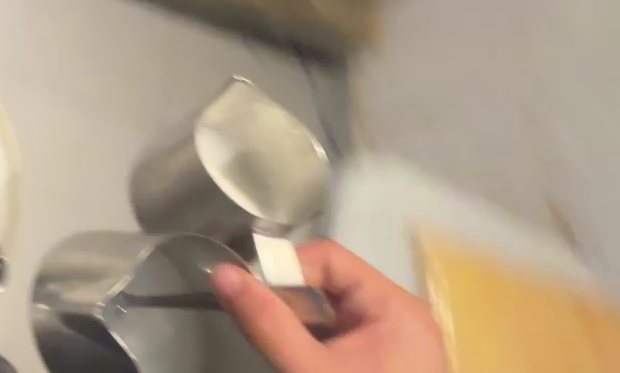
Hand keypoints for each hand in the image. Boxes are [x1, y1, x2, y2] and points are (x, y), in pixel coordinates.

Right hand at [212, 240, 447, 372]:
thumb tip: (219, 270)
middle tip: (267, 329)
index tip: (254, 296)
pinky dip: (312, 343)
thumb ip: (266, 320)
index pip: (327, 258)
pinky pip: (339, 335)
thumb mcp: (310, 372)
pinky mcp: (388, 366)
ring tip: (284, 351)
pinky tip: (300, 362)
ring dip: (297, 324)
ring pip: (329, 310)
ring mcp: (396, 344)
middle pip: (327, 282)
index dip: (286, 269)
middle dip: (290, 302)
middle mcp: (400, 316)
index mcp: (396, 308)